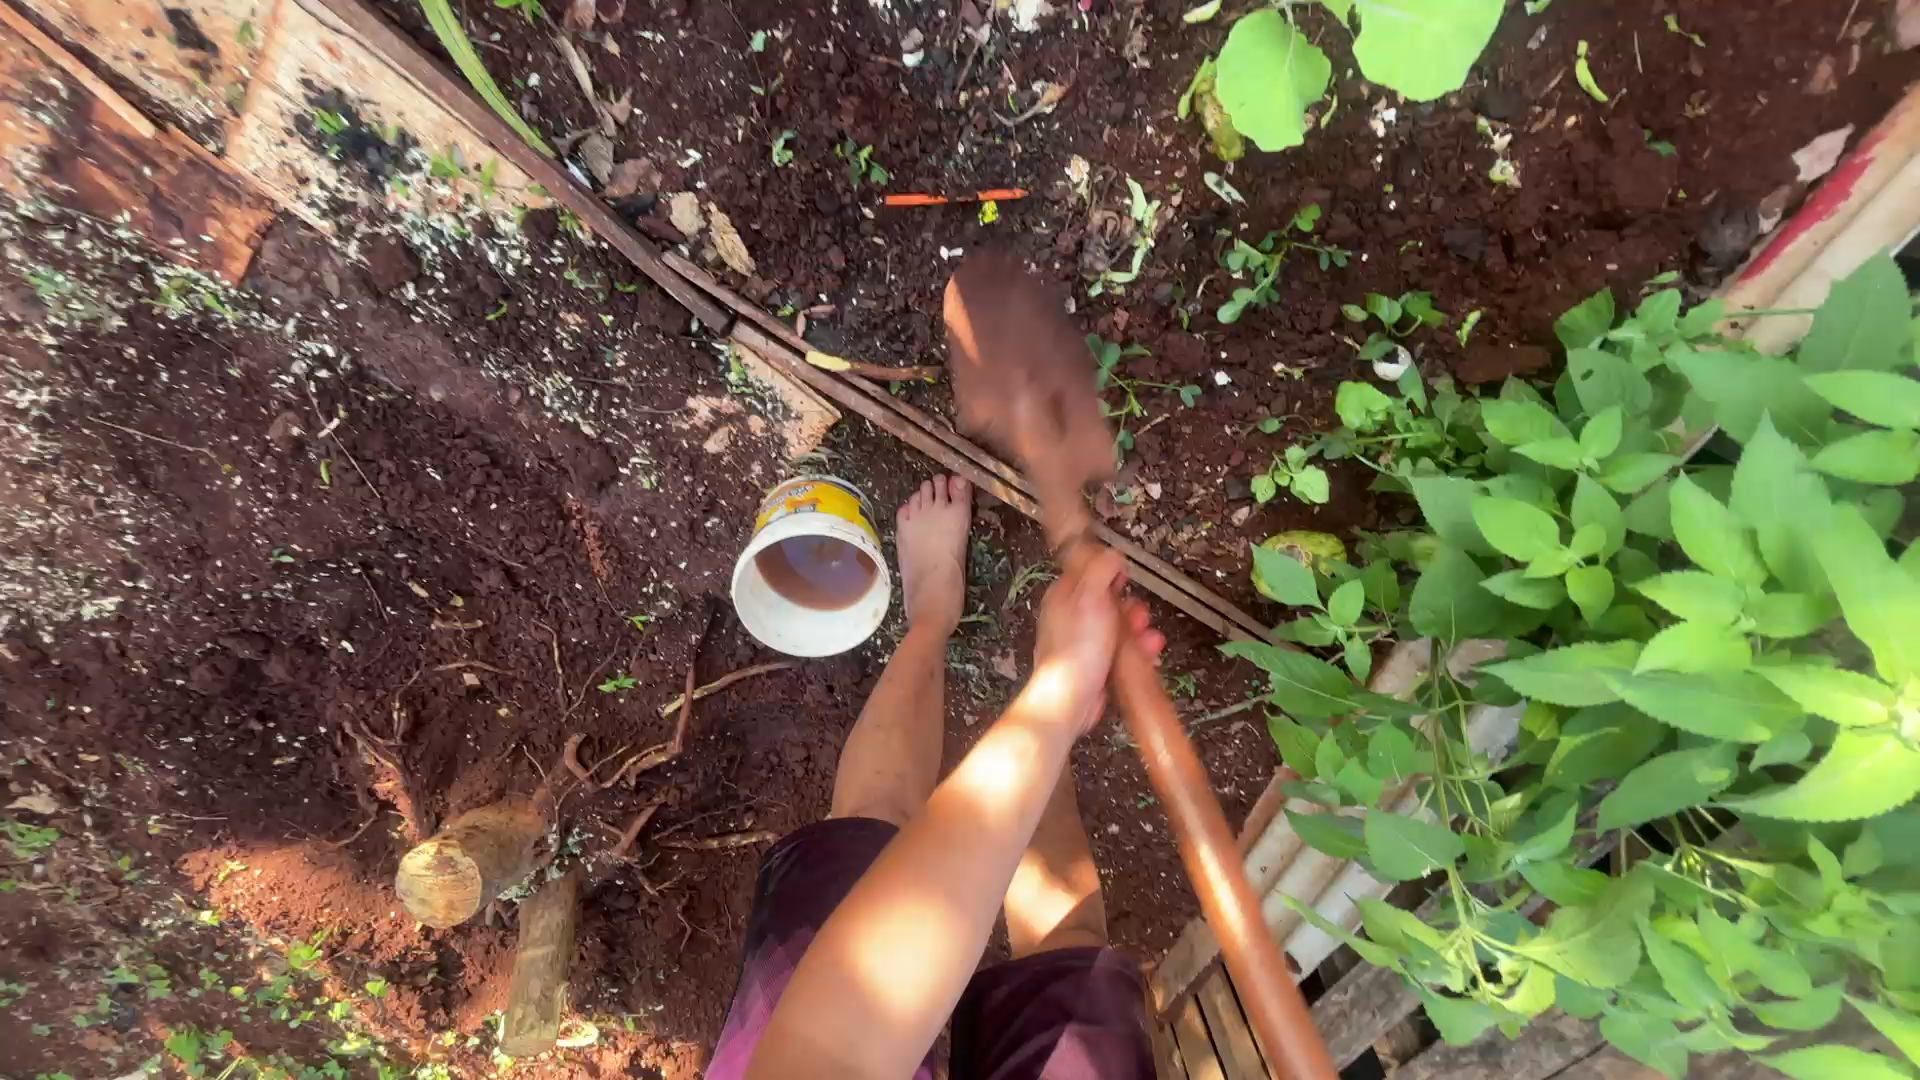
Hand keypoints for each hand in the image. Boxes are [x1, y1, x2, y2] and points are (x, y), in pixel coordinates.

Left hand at [1031, 547, 1164, 734]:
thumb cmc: (1076, 648)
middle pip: (1108, 600)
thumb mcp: (1090, 596)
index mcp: (1064, 595)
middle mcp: (1072, 616)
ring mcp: (1084, 641)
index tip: (1124, 579)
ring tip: (1148, 637)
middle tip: (1137, 614)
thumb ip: (1101, 569)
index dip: (1109, 572)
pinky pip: (1122, 650)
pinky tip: (1148, 652)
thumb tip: (1112, 554)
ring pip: (1119, 626)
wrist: (1071, 698)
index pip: (1087, 570)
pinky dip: (1137, 650)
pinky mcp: (1096, 663)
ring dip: (1138, 629)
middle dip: (1129, 606)